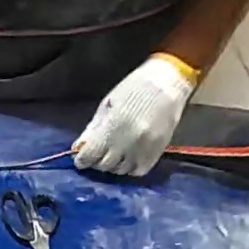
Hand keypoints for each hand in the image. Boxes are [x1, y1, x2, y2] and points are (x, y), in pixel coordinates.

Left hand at [72, 55, 197, 176]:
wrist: (171, 78)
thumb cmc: (134, 88)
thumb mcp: (107, 105)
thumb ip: (92, 129)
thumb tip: (78, 148)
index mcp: (111, 129)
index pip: (88, 157)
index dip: (82, 159)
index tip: (82, 156)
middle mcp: (127, 142)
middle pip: (104, 166)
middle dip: (98, 161)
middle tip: (101, 152)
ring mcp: (143, 148)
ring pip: (121, 170)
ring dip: (115, 164)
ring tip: (117, 153)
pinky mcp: (158, 150)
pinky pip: (139, 170)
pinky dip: (132, 168)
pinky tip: (130, 158)